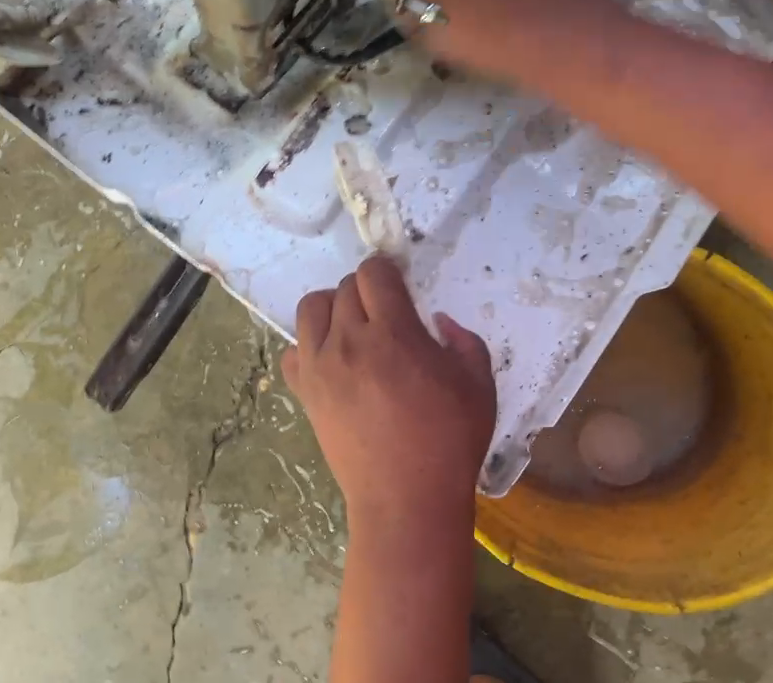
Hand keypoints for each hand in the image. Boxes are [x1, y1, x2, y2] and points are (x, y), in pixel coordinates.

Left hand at [283, 257, 496, 526]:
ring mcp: (319, 366)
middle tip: (384, 314)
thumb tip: (437, 320)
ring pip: (311, 308)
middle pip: (344, 288)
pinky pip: (292, 351)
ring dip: (332, 307)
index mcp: (393, 334)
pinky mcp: (304, 391)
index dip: (386, 272)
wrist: (405, 500)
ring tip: (352, 327)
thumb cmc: (450, 443)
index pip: (373, 273)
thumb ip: (464, 341)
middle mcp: (349, 341)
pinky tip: (330, 361)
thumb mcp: (479, 386)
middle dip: (366, 291)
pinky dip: (308, 347)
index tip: (398, 285)